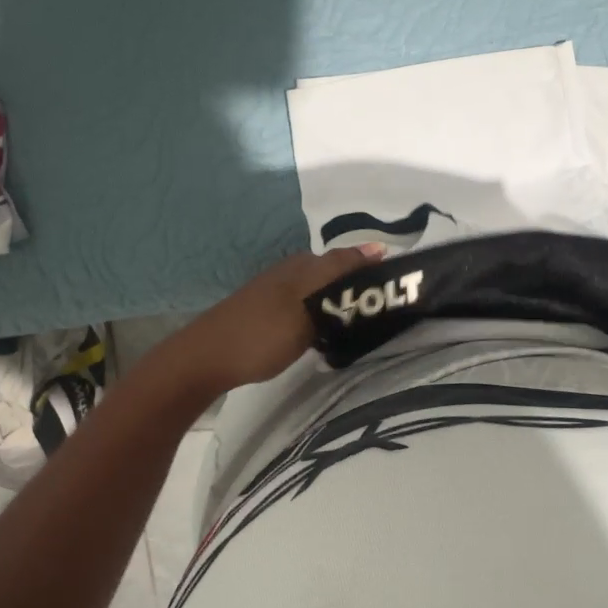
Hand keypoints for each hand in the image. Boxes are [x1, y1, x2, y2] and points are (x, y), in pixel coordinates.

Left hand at [159, 245, 382, 391]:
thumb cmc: (262, 334)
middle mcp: (293, 271)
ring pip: (322, 290)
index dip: (375, 267)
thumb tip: (376, 249)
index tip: (401, 286)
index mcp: (305, 265)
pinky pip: (308, 305)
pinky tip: (328, 333)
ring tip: (362, 326)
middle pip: (336, 274)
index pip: (351, 258)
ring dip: (341, 303)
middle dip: (360, 288)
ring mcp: (278, 290)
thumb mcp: (307, 306)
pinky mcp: (269, 310)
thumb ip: (339, 276)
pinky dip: (323, 315)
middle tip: (386, 313)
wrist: (206, 358)